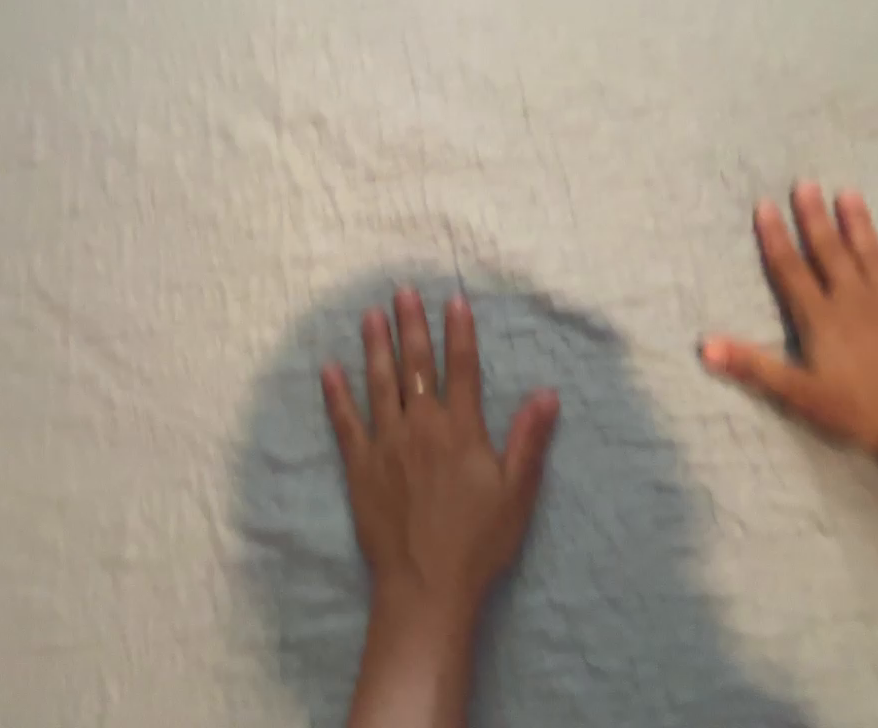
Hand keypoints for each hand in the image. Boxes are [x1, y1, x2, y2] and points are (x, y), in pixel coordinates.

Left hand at [321, 289, 560, 617]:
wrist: (427, 585)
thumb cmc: (478, 541)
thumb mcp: (516, 492)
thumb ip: (530, 439)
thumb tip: (548, 393)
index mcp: (460, 430)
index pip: (462, 368)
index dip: (459, 332)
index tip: (453, 300)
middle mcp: (421, 426)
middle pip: (416, 365)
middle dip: (411, 325)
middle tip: (402, 291)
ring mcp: (386, 443)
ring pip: (379, 383)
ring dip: (375, 346)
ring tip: (370, 314)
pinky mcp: (359, 465)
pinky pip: (345, 422)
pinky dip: (336, 394)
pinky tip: (328, 369)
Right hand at [699, 183, 877, 463]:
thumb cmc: (869, 411)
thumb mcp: (802, 396)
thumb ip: (753, 367)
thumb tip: (704, 344)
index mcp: (822, 317)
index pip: (790, 270)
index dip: (775, 238)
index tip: (765, 204)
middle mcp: (855, 300)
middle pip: (830, 252)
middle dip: (814, 218)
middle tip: (806, 183)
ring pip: (872, 256)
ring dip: (859, 224)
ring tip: (849, 193)